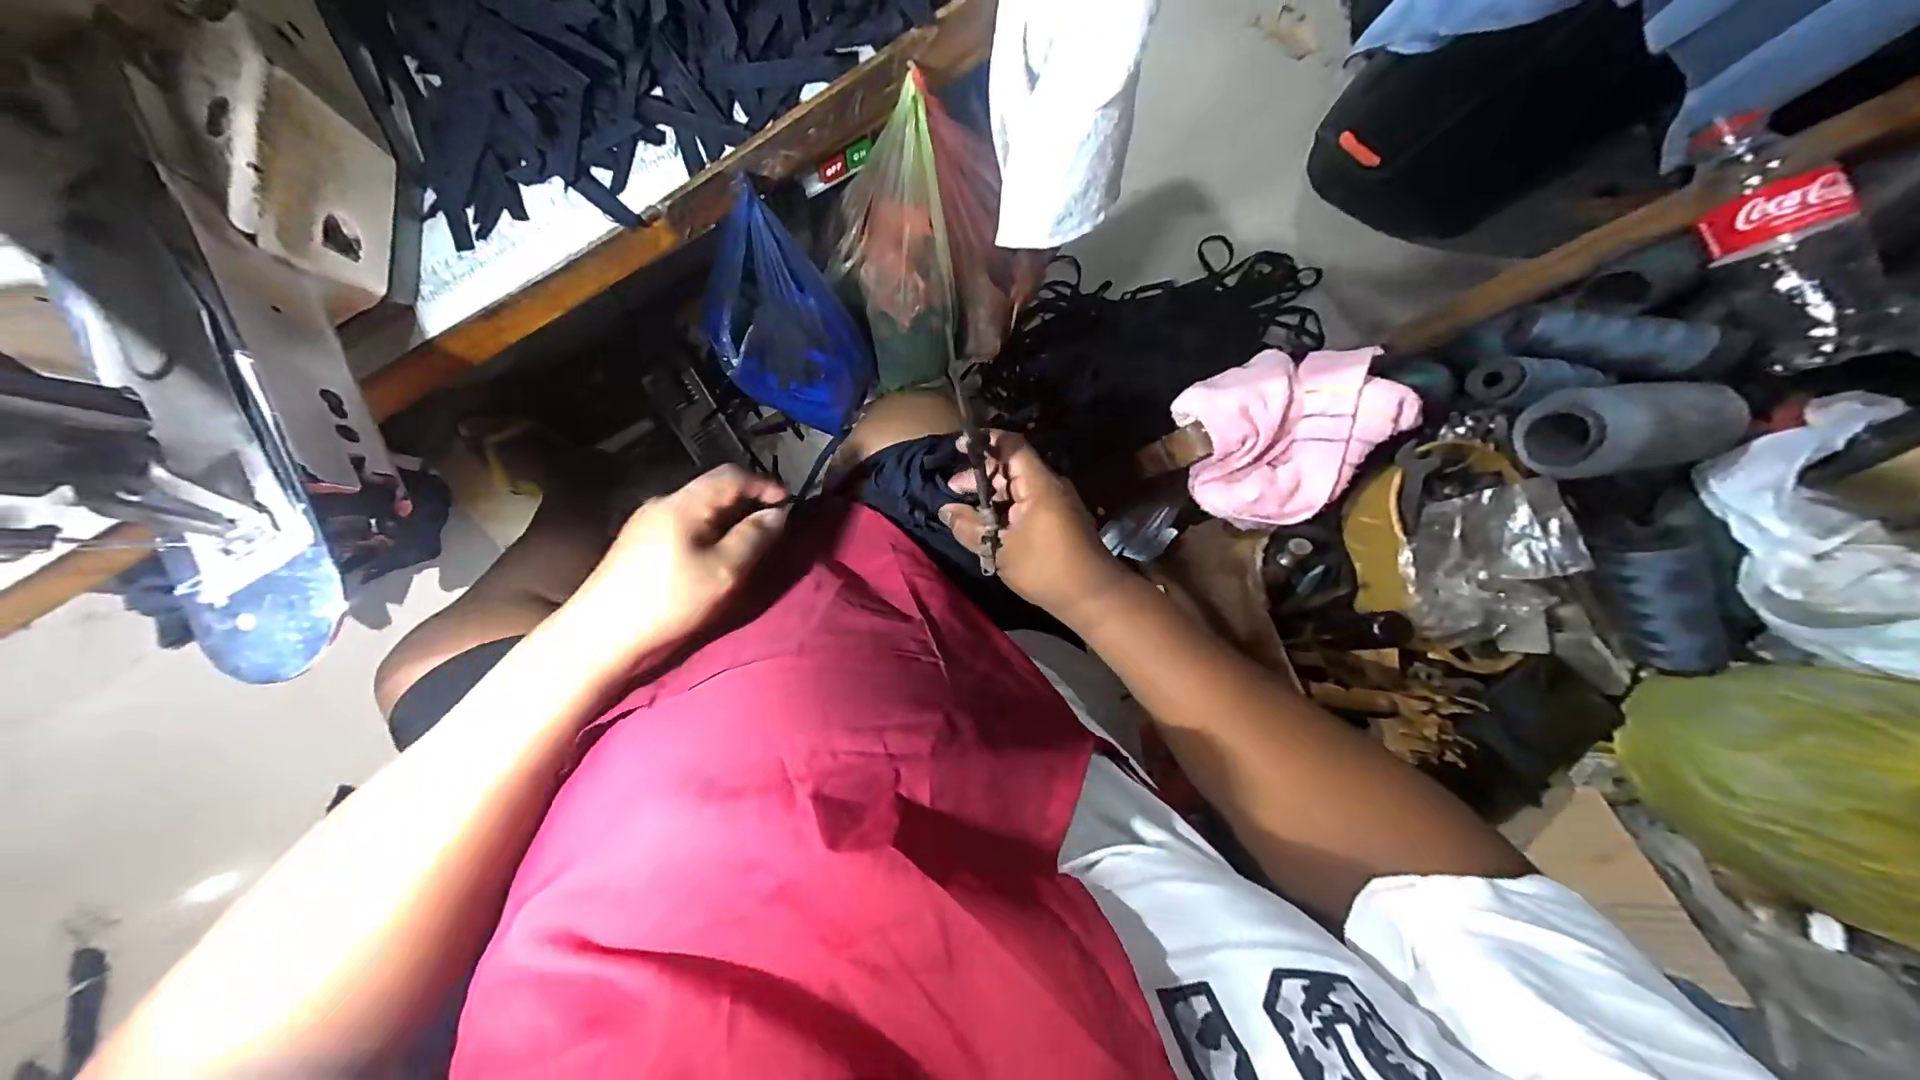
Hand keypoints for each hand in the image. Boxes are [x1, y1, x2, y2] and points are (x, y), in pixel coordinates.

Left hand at [558, 465, 789, 662]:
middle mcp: (663, 503)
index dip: (765, 485)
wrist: (600, 636)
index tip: (790, 504)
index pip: (732, 475)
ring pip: (699, 507)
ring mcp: (646, 522)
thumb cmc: (668, 601)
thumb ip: (755, 537)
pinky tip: (715, 554)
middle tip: (774, 524)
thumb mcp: (724, 571)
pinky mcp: (638, 543)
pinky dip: (710, 530)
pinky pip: (685, 523)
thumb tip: (778, 513)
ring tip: (749, 541)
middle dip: (748, 501)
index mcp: (684, 503)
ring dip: (729, 517)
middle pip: (714, 489)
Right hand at [941, 431, 1127, 624]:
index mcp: (1038, 483)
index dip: (984, 442)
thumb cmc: (1045, 568)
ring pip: (1019, 486)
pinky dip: (1007, 507)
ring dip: (993, 494)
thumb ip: (969, 527)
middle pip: (1012, 465)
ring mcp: (1058, 501)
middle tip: (954, 489)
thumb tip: (945, 510)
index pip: (1010, 445)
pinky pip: (1029, 501)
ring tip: (968, 509)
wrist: (1094, 595)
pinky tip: (990, 523)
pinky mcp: (1060, 518)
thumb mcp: (999, 550)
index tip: (958, 447)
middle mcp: (1051, 485)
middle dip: (982, 474)